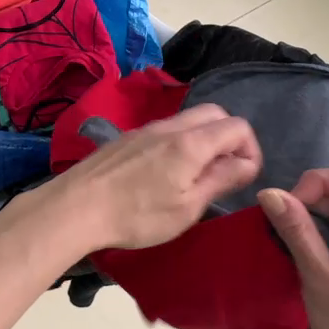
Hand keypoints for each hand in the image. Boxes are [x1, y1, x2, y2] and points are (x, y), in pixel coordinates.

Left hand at [51, 105, 261, 251]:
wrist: (77, 205)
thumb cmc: (138, 214)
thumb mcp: (188, 206)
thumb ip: (220, 179)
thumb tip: (247, 162)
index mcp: (189, 142)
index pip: (237, 126)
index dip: (250, 150)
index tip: (243, 178)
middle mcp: (168, 126)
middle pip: (213, 113)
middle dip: (229, 138)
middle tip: (224, 173)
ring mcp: (143, 129)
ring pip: (186, 120)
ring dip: (202, 140)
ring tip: (196, 177)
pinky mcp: (126, 137)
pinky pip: (164, 130)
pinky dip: (179, 143)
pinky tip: (167, 172)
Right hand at [260, 170, 328, 328]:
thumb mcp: (321, 280)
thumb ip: (296, 231)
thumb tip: (269, 192)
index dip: (317, 183)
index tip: (289, 206)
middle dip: (313, 202)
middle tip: (281, 225)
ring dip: (318, 221)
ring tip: (290, 241)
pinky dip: (327, 239)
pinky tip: (308, 257)